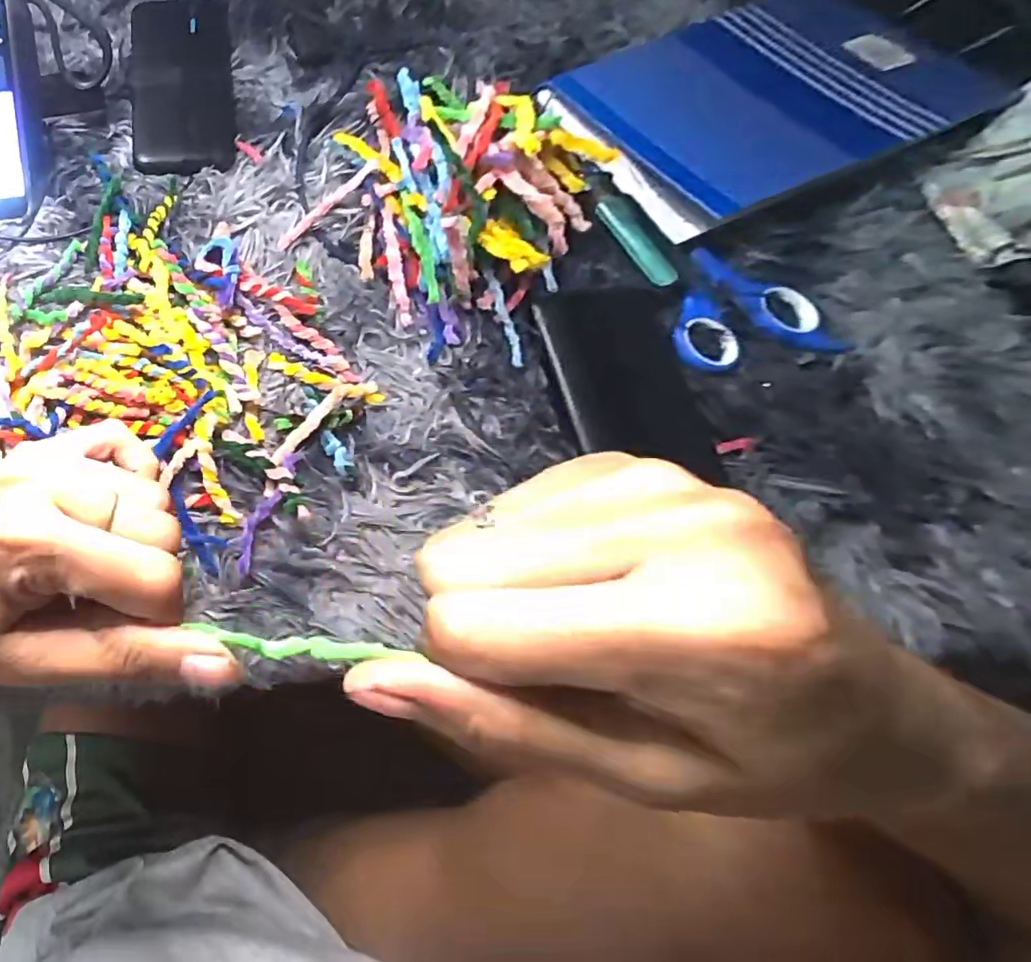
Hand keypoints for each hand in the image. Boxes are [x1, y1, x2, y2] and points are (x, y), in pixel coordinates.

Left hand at [0, 420, 242, 688]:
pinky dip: (133, 483)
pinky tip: (99, 514)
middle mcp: (39, 478)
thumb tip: (228, 667)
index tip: (112, 632)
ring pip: (154, 493)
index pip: (154, 578)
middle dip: (146, 577)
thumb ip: (132, 659)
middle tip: (93, 596)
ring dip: (138, 536)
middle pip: (161, 530)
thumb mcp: (43, 665)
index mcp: (28, 538)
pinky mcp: (48, 441)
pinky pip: (127, 446)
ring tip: (87, 559)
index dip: (154, 621)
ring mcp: (43, 451)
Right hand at [344, 453, 973, 819]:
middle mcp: (681, 528)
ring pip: (466, 532)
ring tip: (582, 614)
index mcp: (703, 628)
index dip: (467, 669)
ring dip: (498, 582)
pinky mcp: (627, 459)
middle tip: (559, 654)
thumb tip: (360, 681)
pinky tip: (588, 575)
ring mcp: (656, 479)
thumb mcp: (624, 775)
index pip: (468, 627)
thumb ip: (489, 723)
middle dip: (475, 617)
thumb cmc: (752, 758)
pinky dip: (519, 549)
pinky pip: (499, 506)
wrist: (875, 701)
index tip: (528, 693)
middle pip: (451, 564)